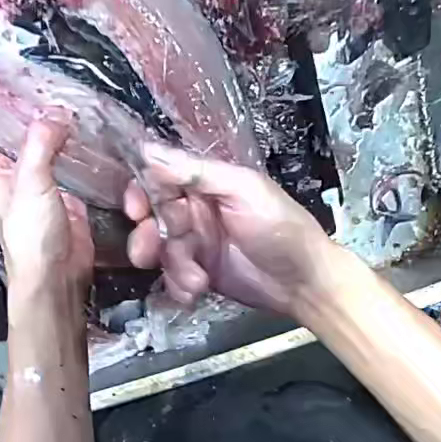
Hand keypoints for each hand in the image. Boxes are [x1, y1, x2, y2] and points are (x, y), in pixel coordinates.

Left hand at [0, 112, 93, 297]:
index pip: (9, 131)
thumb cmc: (31, 240)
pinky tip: (101, 146)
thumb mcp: (31, 183)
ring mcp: (50, 190)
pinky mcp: (73, 202)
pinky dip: (90, 162)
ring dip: (73, 141)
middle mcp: (23, 179)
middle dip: (55, 124)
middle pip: (38, 141)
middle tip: (76, 99)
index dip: (26, 111)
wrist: (56, 277)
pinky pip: (82, 174)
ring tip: (90, 116)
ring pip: (61, 156)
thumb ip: (41, 144)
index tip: (48, 90)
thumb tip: (55, 114)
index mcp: (1, 173)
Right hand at [123, 143, 342, 315]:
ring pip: (162, 252)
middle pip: (152, 218)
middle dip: (148, 237)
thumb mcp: (243, 191)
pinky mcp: (199, 272)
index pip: (160, 180)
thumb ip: (197, 172)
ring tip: (195, 279)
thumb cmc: (282, 228)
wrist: (305, 282)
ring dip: (172, 267)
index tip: (136, 210)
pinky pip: (173, 277)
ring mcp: (197, 244)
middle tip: (150, 251)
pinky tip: (196, 291)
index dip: (141, 193)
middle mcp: (197, 211)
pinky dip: (179, 286)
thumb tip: (150, 150)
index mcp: (207, 184)